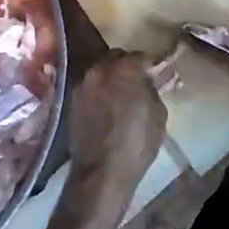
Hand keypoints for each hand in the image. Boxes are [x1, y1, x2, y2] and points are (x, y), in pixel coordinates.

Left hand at [66, 51, 166, 214]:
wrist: (101, 173)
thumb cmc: (137, 142)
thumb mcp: (157, 113)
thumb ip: (150, 90)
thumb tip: (144, 83)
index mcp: (123, 68)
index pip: (138, 55)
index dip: (146, 63)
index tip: (152, 70)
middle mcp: (98, 70)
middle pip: (114, 57)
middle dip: (124, 64)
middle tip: (134, 78)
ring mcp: (81, 86)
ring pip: (98, 72)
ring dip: (108, 77)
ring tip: (118, 93)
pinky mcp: (70, 103)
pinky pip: (88, 89)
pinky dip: (97, 92)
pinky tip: (104, 106)